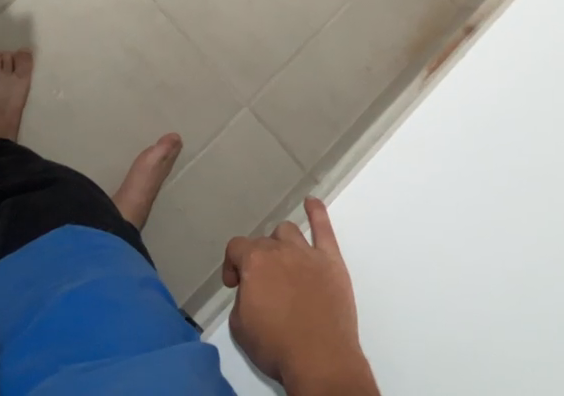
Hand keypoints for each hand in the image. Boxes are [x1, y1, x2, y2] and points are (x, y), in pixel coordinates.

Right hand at [224, 198, 376, 394]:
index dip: (231, 265)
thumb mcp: (240, 327)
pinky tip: (311, 203)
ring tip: (283, 261)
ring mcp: (308, 253)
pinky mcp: (331, 261)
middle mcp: (280, 250)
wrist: (320, 361)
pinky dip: (316, 212)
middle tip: (261, 285)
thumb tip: (251, 291)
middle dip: (258, 260)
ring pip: (288, 232)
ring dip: (281, 243)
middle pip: (263, 242)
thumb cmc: (277, 347)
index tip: (235, 285)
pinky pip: (323, 228)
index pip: (236, 248)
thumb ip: (242, 299)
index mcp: (255, 263)